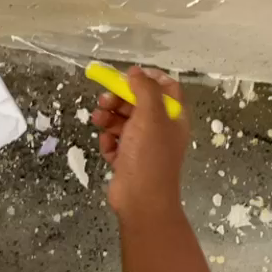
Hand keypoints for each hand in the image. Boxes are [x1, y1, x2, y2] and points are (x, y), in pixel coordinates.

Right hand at [90, 66, 188, 220]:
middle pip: (139, 103)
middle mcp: (160, 129)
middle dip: (120, 99)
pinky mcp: (128, 160)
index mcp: (173, 117)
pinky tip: (107, 147)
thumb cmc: (149, 155)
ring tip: (98, 121)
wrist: (141, 199)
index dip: (148, 78)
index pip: (167, 87)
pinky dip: (108, 142)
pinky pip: (115, 142)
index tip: (128, 76)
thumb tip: (136, 71)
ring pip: (123, 122)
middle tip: (104, 100)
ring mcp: (143, 146)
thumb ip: (144, 89)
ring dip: (109, 118)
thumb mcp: (150, 115)